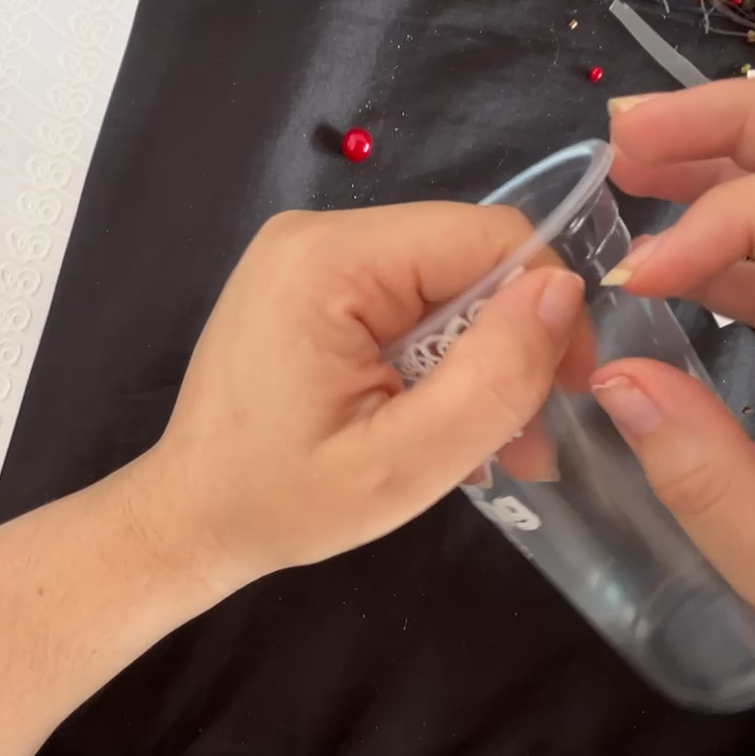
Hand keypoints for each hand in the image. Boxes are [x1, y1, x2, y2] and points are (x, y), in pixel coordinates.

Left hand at [132, 203, 584, 586]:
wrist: (190, 518)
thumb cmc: (281, 504)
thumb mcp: (401, 464)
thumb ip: (491, 379)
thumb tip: (563, 292)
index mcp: (329, 261)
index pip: (488, 237)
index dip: (544, 308)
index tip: (559, 393)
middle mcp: (316, 236)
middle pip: (466, 262)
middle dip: (507, 350)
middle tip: (519, 444)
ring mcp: (308, 260)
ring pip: (444, 288)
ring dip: (474, 366)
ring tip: (483, 449)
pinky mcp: (309, 290)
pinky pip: (406, 306)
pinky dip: (435, 364)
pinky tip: (433, 422)